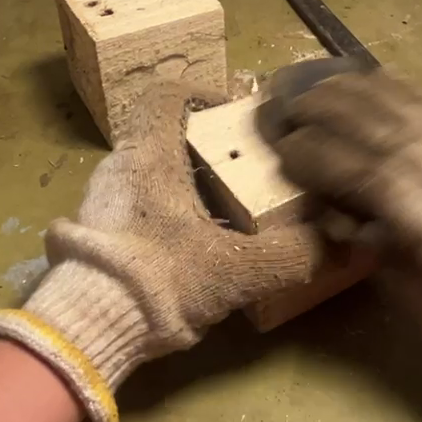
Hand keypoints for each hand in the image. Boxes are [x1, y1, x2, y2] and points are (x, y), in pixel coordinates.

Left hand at [0, 79, 321, 421]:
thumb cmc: (159, 278)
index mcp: (150, 155)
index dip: (199, 93)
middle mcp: (119, 167)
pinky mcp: (89, 234)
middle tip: (237, 171)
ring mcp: (99, 200)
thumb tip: (337, 246)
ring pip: (146, 172)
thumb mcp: (237, 268)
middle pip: (161, 135)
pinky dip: (159, 214)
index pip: (165, 96)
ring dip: (179, 182)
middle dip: (200, 147)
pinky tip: (182, 249)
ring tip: (217, 212)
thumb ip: (292, 255)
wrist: (85, 329)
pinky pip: (131, 206)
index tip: (230, 113)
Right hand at [269, 70, 421, 421]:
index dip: (315, 155)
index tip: (282, 147)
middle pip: (379, 125)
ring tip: (320, 83)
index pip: (362, 172)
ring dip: (359, 91)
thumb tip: (350, 221)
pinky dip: (402, 91)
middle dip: (325, 110)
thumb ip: (392, 266)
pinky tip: (379, 86)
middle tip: (286, 103)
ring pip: (410, 105)